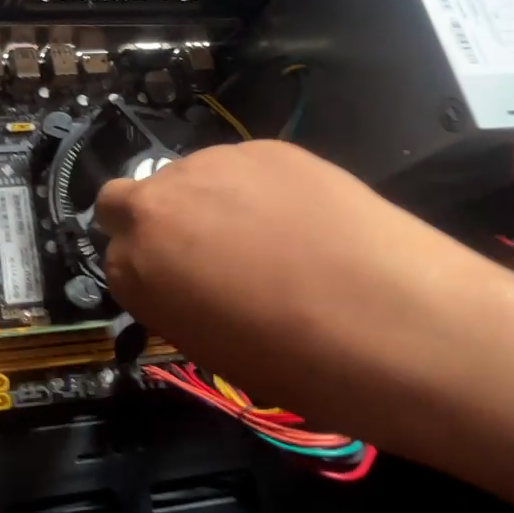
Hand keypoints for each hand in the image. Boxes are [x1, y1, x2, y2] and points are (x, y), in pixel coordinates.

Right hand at [97, 140, 504, 441]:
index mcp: (135, 265)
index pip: (115, 256)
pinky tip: (305, 220)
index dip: (149, 273)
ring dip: (209, 201)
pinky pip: (242, 167)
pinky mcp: (267, 147)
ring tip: (274, 239)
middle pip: (126, 198)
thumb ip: (177, 301)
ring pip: (189, 177)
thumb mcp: (214, 350)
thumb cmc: (302, 365)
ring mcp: (213, 165)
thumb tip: (189, 280)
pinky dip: (258, 189)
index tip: (181, 288)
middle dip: (154, 221)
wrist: (399, 322)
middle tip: (207, 254)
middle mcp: (158, 204)